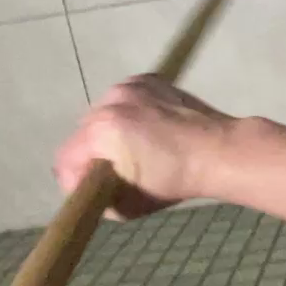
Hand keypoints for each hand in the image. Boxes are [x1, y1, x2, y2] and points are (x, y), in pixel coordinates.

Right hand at [55, 75, 236, 219]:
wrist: (219, 151)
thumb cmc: (175, 181)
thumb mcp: (128, 205)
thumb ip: (97, 199)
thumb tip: (88, 192)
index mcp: (103, 131)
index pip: (66, 159)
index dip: (74, 180)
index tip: (91, 190)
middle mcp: (111, 101)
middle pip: (83, 133)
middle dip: (93, 153)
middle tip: (115, 170)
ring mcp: (131, 86)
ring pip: (102, 113)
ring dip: (109, 130)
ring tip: (135, 147)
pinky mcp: (148, 79)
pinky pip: (124, 98)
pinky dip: (129, 112)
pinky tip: (148, 127)